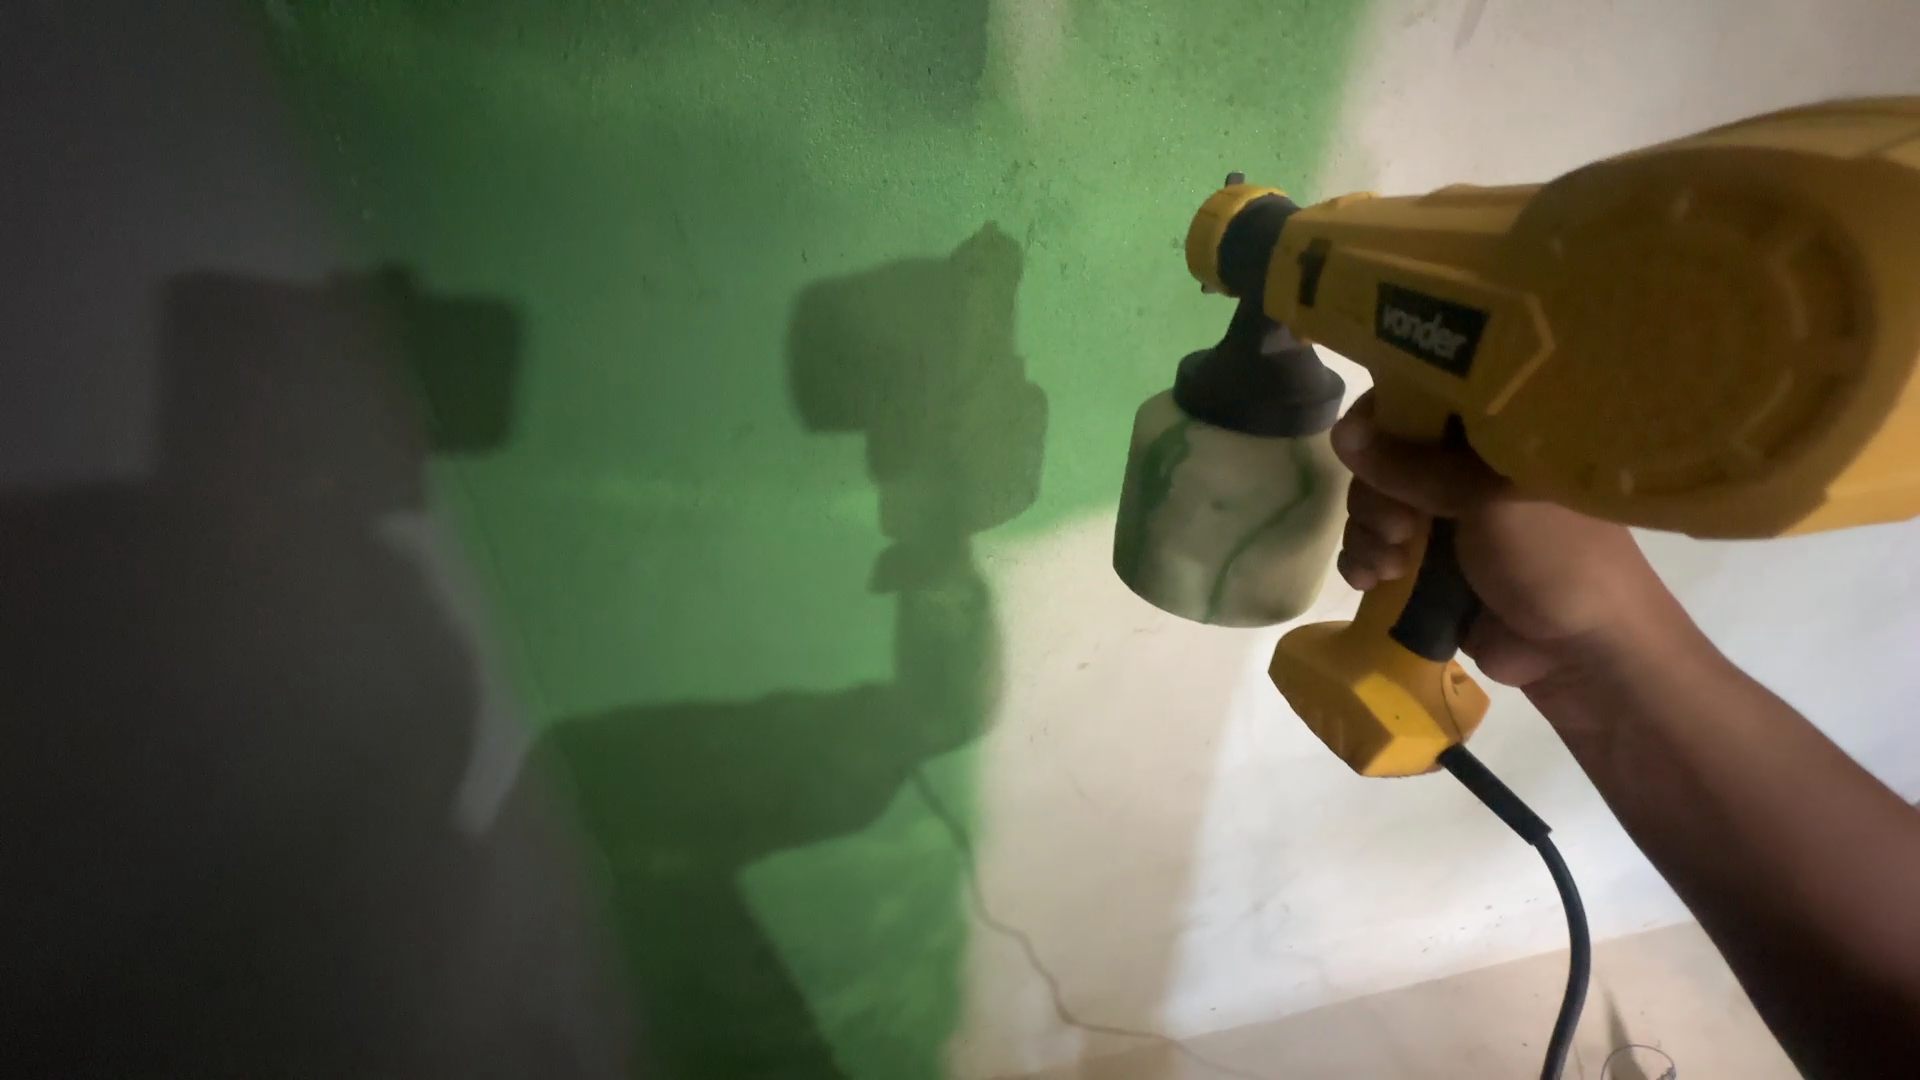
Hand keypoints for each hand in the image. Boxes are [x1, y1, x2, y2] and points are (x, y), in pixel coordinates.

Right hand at [1329, 394, 1690, 689]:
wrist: (1580, 654)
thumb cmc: (1555, 561)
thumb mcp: (1485, 501)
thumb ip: (1412, 467)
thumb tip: (1340, 434)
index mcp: (1495, 439)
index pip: (1422, 400)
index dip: (1381, 420)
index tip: (1362, 449)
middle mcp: (1463, 470)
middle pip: (1382, 459)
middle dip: (1374, 497)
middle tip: (1398, 530)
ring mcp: (1440, 518)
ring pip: (1369, 506)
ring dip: (1366, 536)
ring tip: (1387, 568)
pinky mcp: (1421, 561)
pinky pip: (1368, 548)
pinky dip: (1361, 562)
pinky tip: (1368, 581)